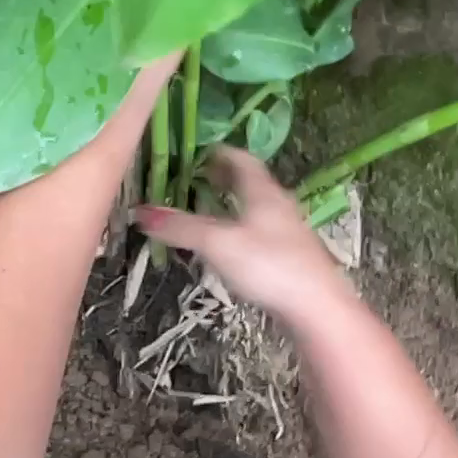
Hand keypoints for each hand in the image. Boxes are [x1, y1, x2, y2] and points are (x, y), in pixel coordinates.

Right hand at [134, 148, 353, 320]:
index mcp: (263, 193)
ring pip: (257, 209)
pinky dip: (243, 228)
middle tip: (202, 177)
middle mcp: (278, 206)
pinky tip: (234, 244)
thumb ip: (180, 228)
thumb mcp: (218, 244)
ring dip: (235, 204)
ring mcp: (288, 232)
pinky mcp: (290, 257)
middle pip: (251, 183)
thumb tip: (141, 212)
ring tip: (213, 209)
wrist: (316, 306)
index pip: (242, 161)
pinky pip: (262, 232)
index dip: (220, 153)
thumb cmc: (268, 266)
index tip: (201, 151)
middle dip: (226, 178)